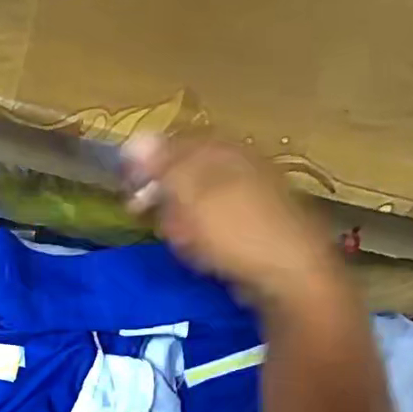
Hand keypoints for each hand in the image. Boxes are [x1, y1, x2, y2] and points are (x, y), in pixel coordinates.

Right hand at [123, 135, 351, 316]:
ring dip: (178, 213)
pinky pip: (215, 216)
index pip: (174, 144)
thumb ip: (162, 167)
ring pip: (200, 194)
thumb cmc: (233, 232)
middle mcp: (239, 163)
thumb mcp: (190, 196)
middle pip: (187, 168)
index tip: (125, 189)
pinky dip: (198, 229)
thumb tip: (133, 138)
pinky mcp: (255, 221)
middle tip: (140, 214)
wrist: (288, 273)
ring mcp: (250, 192)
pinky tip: (196, 246)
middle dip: (161, 190)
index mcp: (223, 151)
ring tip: (170, 234)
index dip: (145, 163)